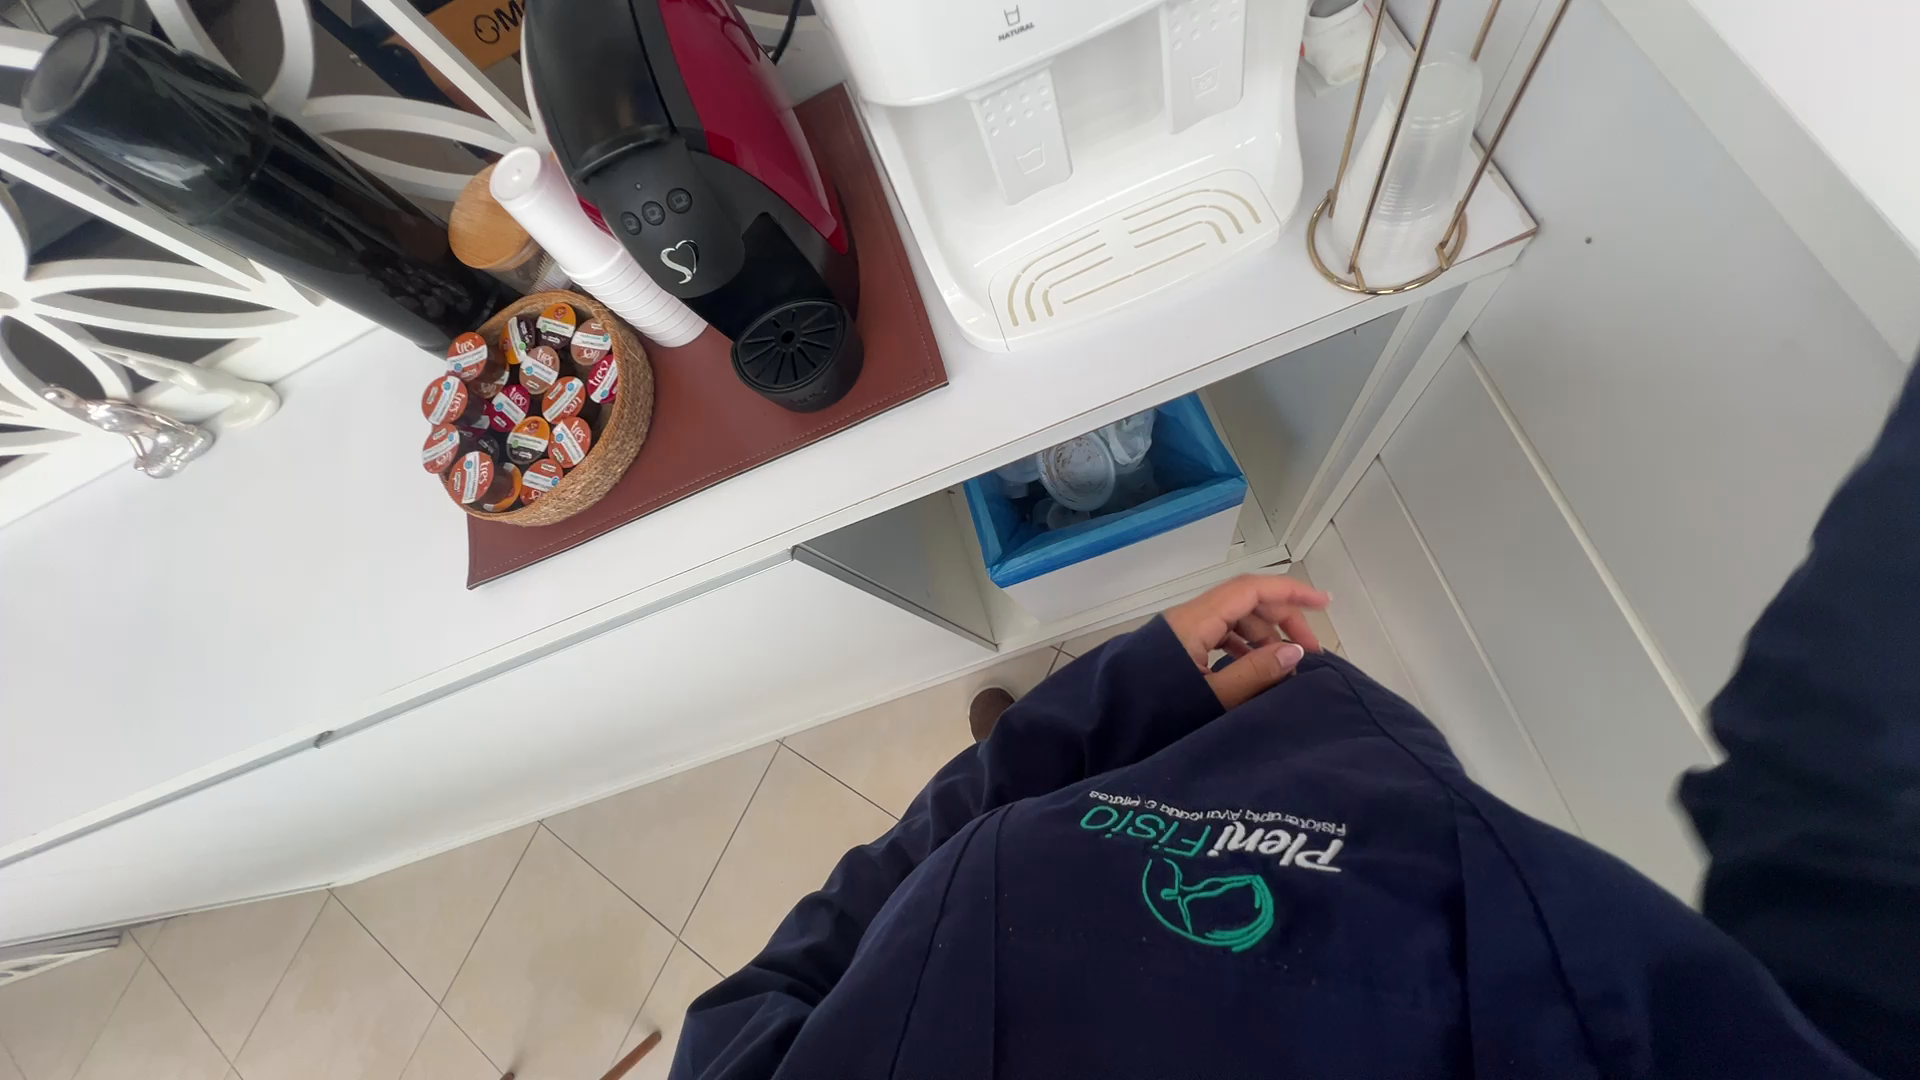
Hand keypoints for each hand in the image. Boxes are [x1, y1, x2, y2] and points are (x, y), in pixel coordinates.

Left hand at [1162, 574, 1330, 707]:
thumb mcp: (1213, 696)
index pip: (1251, 589)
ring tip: (1285, 666)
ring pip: (1233, 618)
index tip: (1325, 603)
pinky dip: (1243, 645)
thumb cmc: (1158, 708)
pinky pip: (1218, 634)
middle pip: (1245, 602)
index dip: (1290, 591)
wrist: (1108, 719)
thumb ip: (1256, 673)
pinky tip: (1255, 667)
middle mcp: (1189, 617)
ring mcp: (1182, 630)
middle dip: (1282, 620)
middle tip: (1310, 653)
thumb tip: (1295, 652)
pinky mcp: (1177, 645)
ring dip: (1263, 635)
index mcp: (1196, 620)